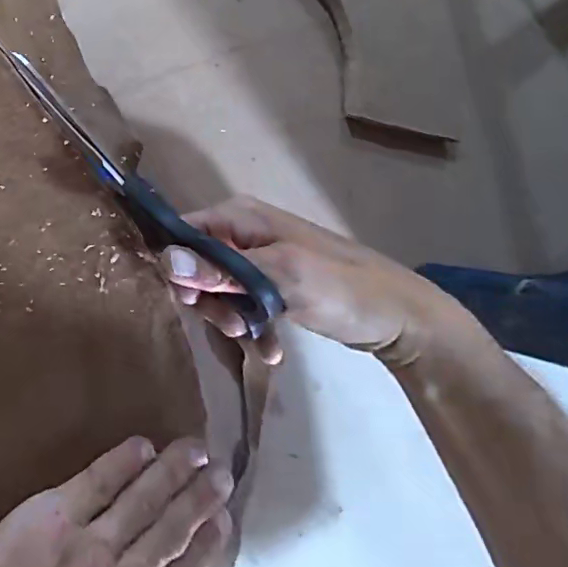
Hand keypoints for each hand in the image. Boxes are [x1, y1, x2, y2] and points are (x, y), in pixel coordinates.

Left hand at [0, 437, 231, 566]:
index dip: (207, 544)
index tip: (223, 517)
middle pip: (169, 530)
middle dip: (199, 499)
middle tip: (222, 471)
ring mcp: (90, 543)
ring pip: (142, 500)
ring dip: (173, 473)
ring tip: (195, 449)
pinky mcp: (55, 514)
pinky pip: (96, 482)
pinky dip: (122, 463)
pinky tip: (142, 445)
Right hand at [165, 195, 457, 365]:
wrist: (402, 319)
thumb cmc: (344, 288)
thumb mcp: (281, 276)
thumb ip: (222, 269)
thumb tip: (165, 259)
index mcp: (240, 216)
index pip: (183, 232)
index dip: (177, 267)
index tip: (190, 303)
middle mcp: (242, 232)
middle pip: (195, 265)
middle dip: (208, 300)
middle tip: (233, 327)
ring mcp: (257, 260)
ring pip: (216, 290)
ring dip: (229, 319)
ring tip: (255, 340)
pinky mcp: (270, 286)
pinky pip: (240, 305)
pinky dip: (251, 328)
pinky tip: (271, 350)